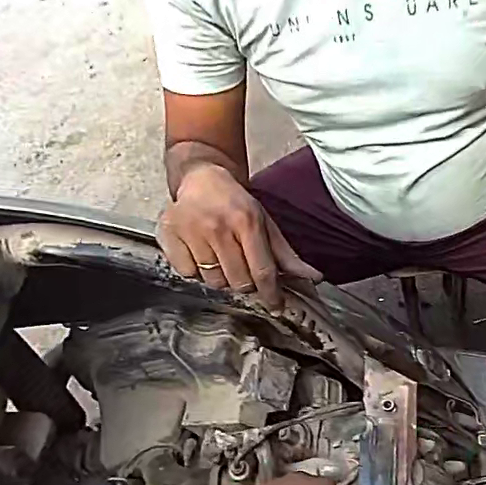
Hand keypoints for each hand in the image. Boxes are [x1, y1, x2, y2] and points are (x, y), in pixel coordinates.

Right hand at [156, 163, 320, 308]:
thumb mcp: (265, 223)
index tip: (276, 306)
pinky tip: (200, 253)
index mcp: (246, 220)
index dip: (271, 294)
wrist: (201, 178)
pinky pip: (187, 273)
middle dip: (245, 282)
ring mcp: (191, 231)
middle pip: (238, 282)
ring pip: (213, 281)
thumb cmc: (236, 204)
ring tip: (220, 257)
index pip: (262, 270)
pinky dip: (196, 270)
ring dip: (221, 276)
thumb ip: (287, 255)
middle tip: (242, 267)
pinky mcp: (170, 234)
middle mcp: (218, 226)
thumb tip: (315, 278)